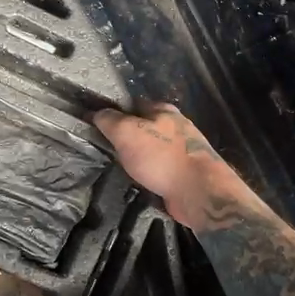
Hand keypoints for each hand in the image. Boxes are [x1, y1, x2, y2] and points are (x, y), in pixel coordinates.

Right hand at [94, 104, 221, 223]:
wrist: (197, 191)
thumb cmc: (160, 157)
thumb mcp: (126, 133)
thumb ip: (109, 120)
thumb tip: (97, 113)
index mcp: (164, 110)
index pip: (133, 104)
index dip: (114, 112)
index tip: (98, 126)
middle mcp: (176, 126)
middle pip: (143, 127)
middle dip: (125, 137)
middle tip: (105, 149)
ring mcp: (182, 149)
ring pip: (151, 149)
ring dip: (136, 157)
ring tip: (118, 167)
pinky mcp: (184, 171)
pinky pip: (158, 167)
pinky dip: (147, 172)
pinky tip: (138, 180)